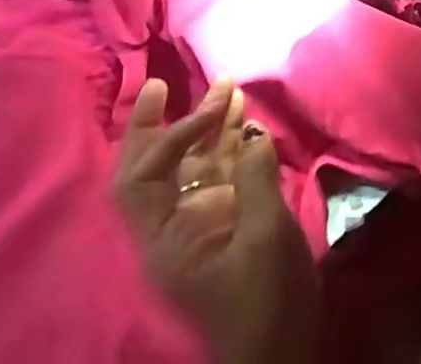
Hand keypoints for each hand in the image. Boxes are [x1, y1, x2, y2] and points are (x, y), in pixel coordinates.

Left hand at [114, 78, 319, 363]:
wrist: (278, 356)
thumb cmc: (265, 302)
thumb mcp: (265, 238)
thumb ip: (256, 180)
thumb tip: (252, 134)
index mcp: (163, 242)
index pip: (143, 178)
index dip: (174, 135)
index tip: (214, 107)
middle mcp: (169, 231)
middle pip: (145, 172)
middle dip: (154, 126)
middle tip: (162, 83)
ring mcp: (196, 228)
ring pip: (187, 170)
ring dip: (203, 129)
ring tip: (226, 89)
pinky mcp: (223, 227)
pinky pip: (216, 179)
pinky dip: (225, 148)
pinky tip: (242, 123)